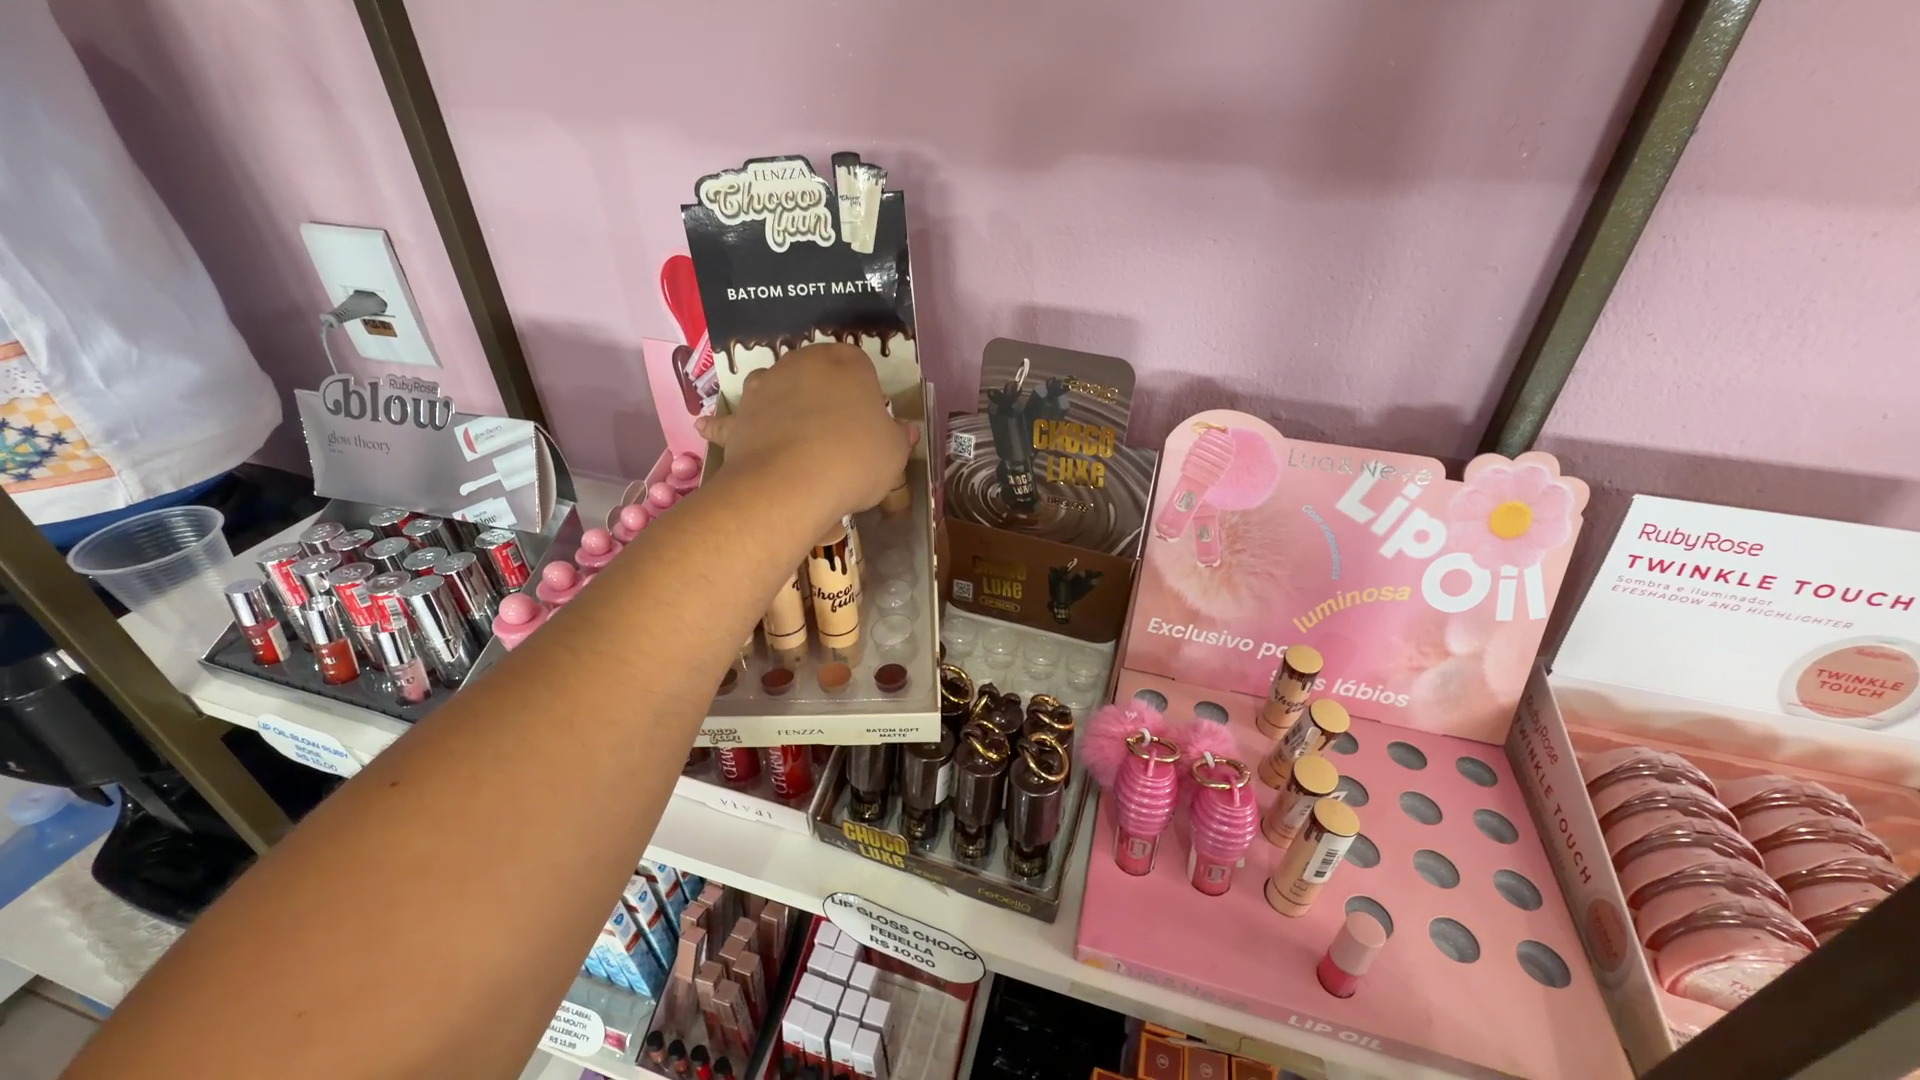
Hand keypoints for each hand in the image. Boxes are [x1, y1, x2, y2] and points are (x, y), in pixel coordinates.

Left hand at [695, 343, 917, 530]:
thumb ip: (899, 437)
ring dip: (781, 401)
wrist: (791, 484)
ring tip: (792, 430)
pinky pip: (731, 418)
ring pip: (776, 387)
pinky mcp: (739, 417)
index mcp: (846, 363)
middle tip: (838, 432)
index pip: (861, 366)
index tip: (870, 422)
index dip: (867, 394)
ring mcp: (765, 388)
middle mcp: (802, 364)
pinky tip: (707, 423)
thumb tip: (905, 430)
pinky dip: (723, 423)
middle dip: (826, 395)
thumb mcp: (893, 454)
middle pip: (817, 373)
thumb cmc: (853, 460)